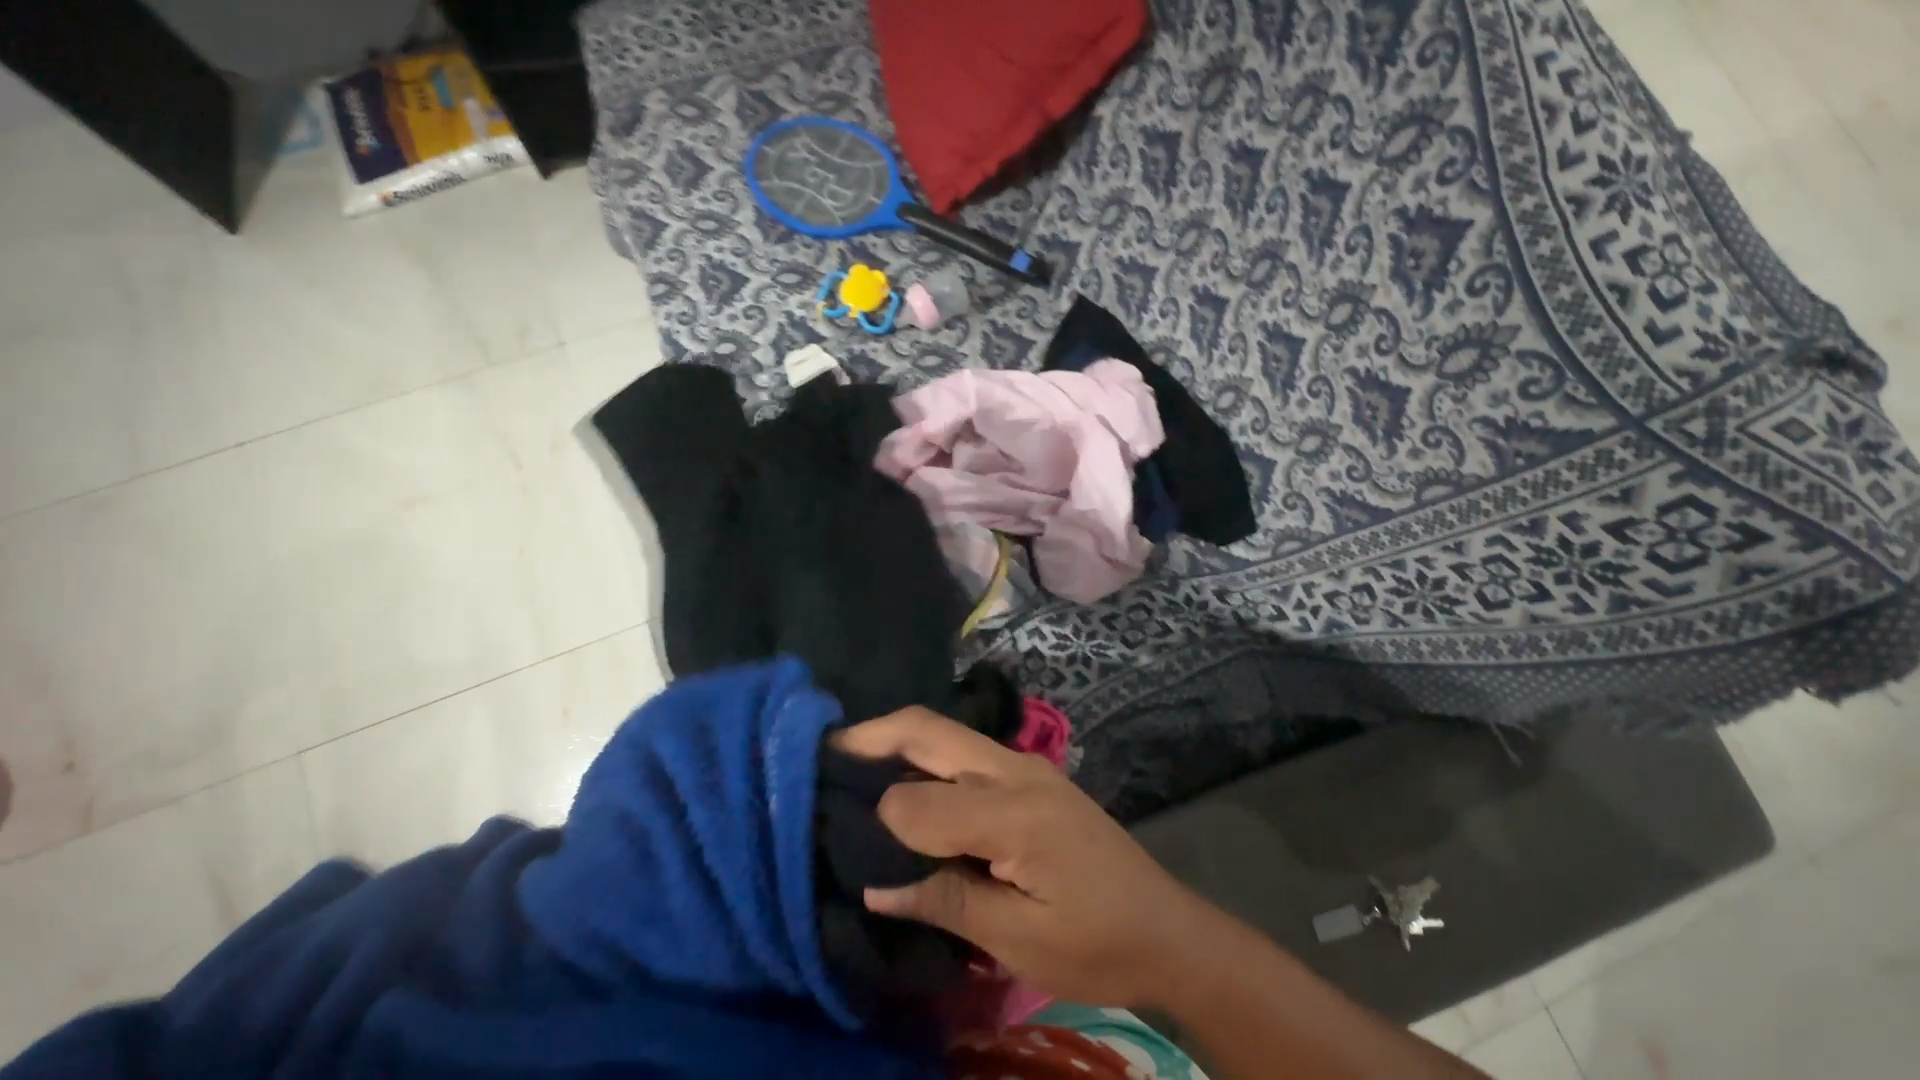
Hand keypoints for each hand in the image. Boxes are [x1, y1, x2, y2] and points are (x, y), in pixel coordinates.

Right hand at [834, 707, 1220, 1008]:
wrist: (1169, 934)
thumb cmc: (1097, 945)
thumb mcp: (1019, 939)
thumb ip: (945, 902)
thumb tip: (875, 883)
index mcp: (1013, 812)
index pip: (915, 802)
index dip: (876, 825)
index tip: (841, 846)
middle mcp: (1017, 771)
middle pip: (928, 731)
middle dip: (869, 738)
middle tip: (818, 761)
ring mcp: (1028, 769)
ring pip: (945, 736)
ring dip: (896, 745)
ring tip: (849, 775)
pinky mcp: (1034, 779)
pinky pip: (965, 756)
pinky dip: (924, 762)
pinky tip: (904, 790)